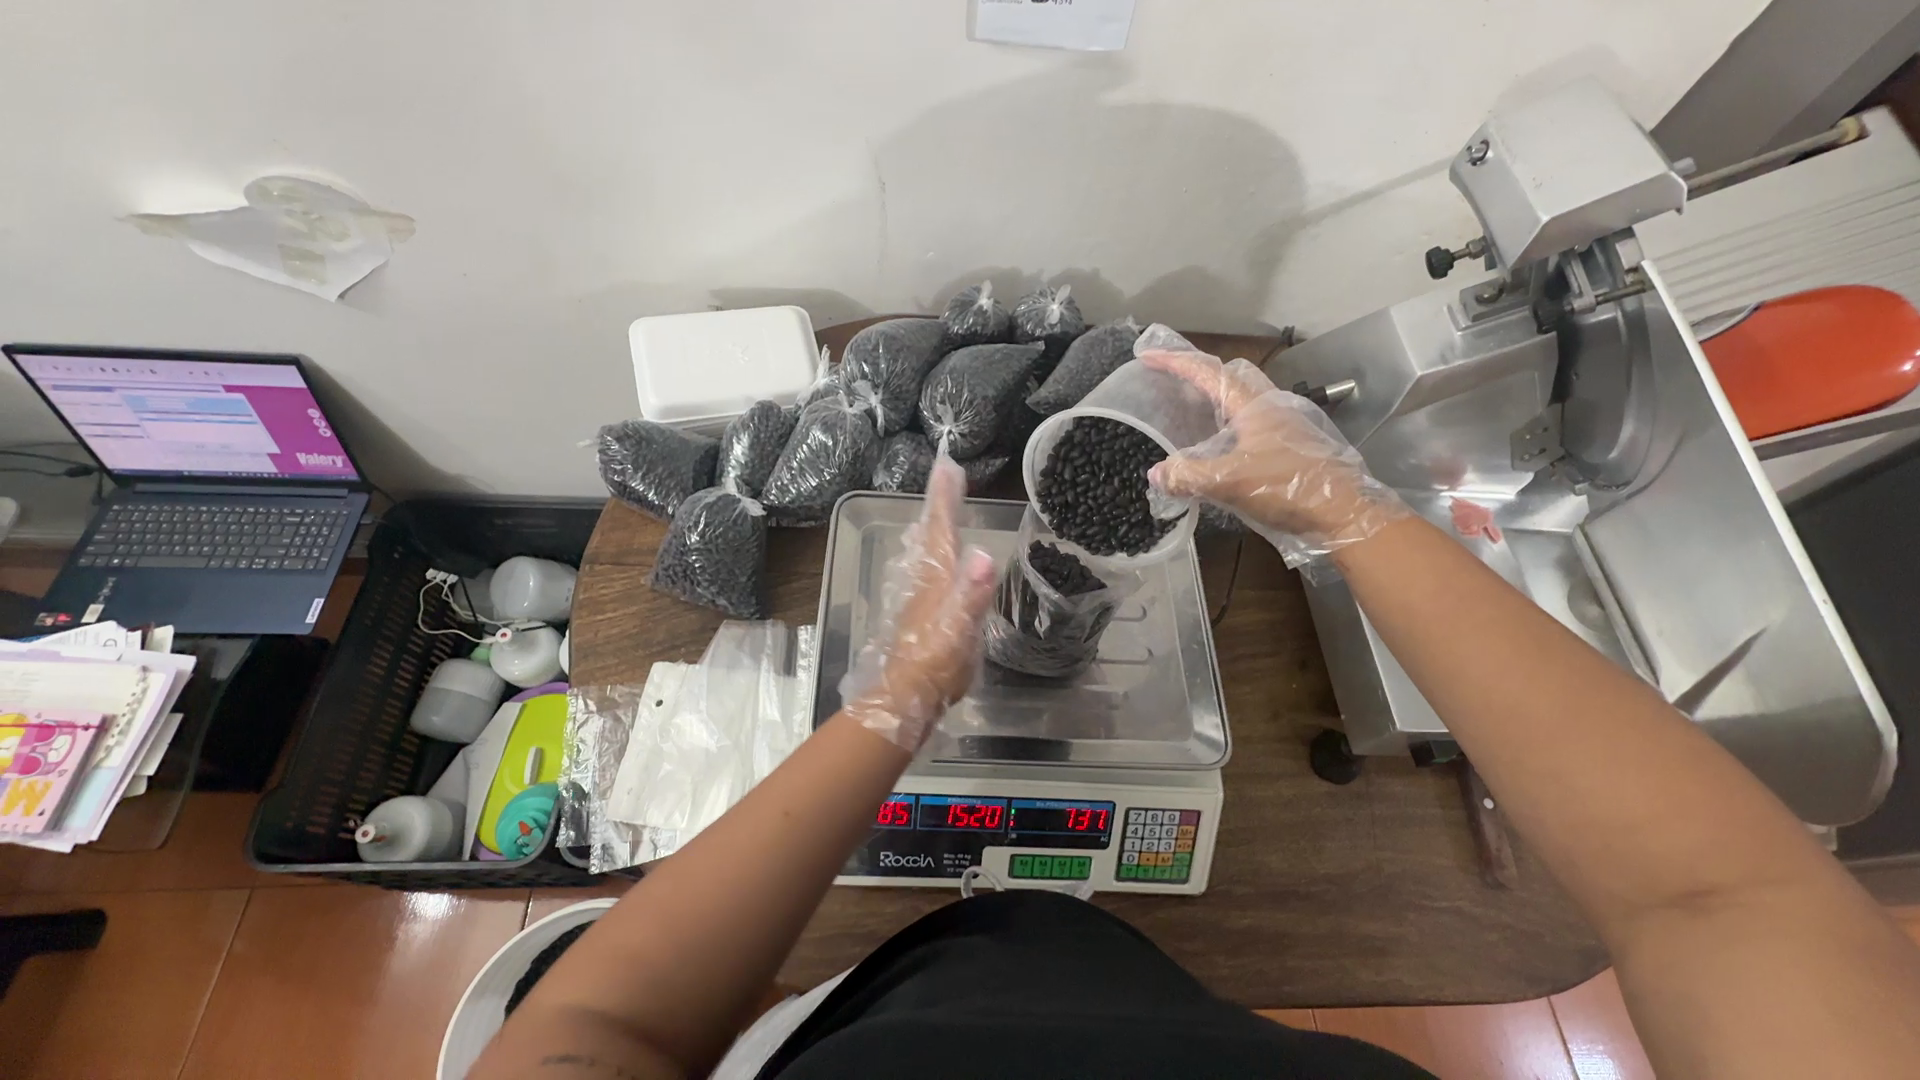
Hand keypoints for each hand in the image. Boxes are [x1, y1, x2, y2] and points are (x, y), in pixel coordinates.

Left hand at [839, 457, 997, 749]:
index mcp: (934, 578)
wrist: (903, 701)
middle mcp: (924, 582)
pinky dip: (937, 557)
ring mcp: (920, 600)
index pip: (940, 529)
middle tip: (945, 477)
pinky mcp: (922, 618)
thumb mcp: (958, 630)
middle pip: (930, 534)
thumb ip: (970, 593)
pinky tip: (941, 569)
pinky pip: (931, 575)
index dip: (945, 497)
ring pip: (926, 554)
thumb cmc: (933, 665)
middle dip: (939, 504)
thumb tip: (982, 552)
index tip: (948, 465)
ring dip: (935, 528)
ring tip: (941, 511)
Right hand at [1140, 347, 1409, 565]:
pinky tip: (1213, 448)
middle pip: (1229, 377)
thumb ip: (1189, 475)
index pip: (1208, 372)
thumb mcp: (1231, 481)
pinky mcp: (1286, 447)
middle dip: (1198, 374)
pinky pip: (1246, 425)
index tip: (1147, 355)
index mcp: (1254, 404)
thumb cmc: (1289, 487)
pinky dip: (1223, 426)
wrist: (1344, 514)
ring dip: (1212, 401)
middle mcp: (1268, 407)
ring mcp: (1281, 426)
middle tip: (1170, 383)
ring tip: (1186, 414)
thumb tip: (1156, 474)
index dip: (1176, 361)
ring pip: (1240, 401)